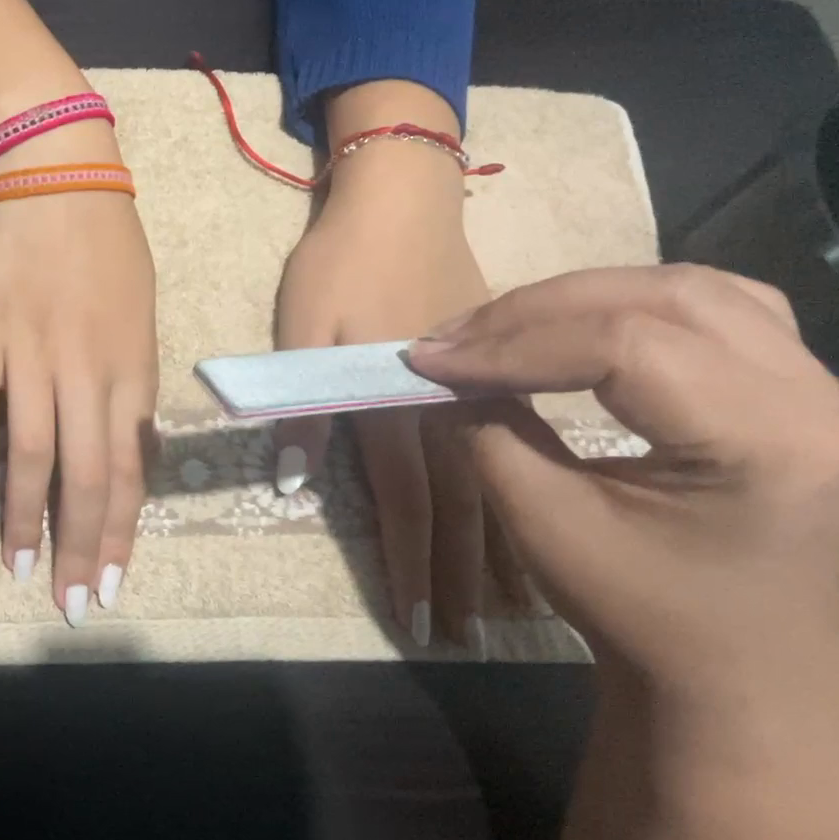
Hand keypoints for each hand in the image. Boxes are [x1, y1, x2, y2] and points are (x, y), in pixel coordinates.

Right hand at [0, 0, 158, 626]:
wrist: (55, 175)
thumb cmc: (103, 246)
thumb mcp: (139, 317)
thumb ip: (131, 387)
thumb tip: (126, 451)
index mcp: (130, 371)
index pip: (127, 471)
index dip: (118, 533)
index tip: (109, 582)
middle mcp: (85, 373)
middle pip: (85, 477)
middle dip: (80, 547)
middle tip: (71, 603)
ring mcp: (30, 354)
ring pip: (32, 453)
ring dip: (26, 517)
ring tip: (20, 568)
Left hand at [273, 144, 496, 648]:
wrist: (401, 202)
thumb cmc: (340, 264)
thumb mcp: (300, 331)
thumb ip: (302, 409)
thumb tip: (296, 485)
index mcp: (394, 407)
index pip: (403, 504)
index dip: (408, 564)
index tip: (420, 621)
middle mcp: (444, 410)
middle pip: (457, 509)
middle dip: (457, 574)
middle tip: (469, 637)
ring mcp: (478, 391)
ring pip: (493, 486)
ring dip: (496, 547)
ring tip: (510, 604)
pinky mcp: (495, 372)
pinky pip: (511, 448)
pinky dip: (522, 494)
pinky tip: (542, 519)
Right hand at [408, 265, 838, 694]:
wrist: (730, 659)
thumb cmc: (636, 605)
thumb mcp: (544, 521)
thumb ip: (490, 433)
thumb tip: (442, 371)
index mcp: (766, 443)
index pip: (627, 348)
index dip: (513, 345)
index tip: (427, 360)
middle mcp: (818, 399)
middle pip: (664, 298)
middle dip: (538, 309)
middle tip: (452, 338)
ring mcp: (820, 386)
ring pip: (693, 287)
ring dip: (582, 296)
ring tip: (500, 327)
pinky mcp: (799, 386)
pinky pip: (717, 306)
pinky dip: (631, 301)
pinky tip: (578, 323)